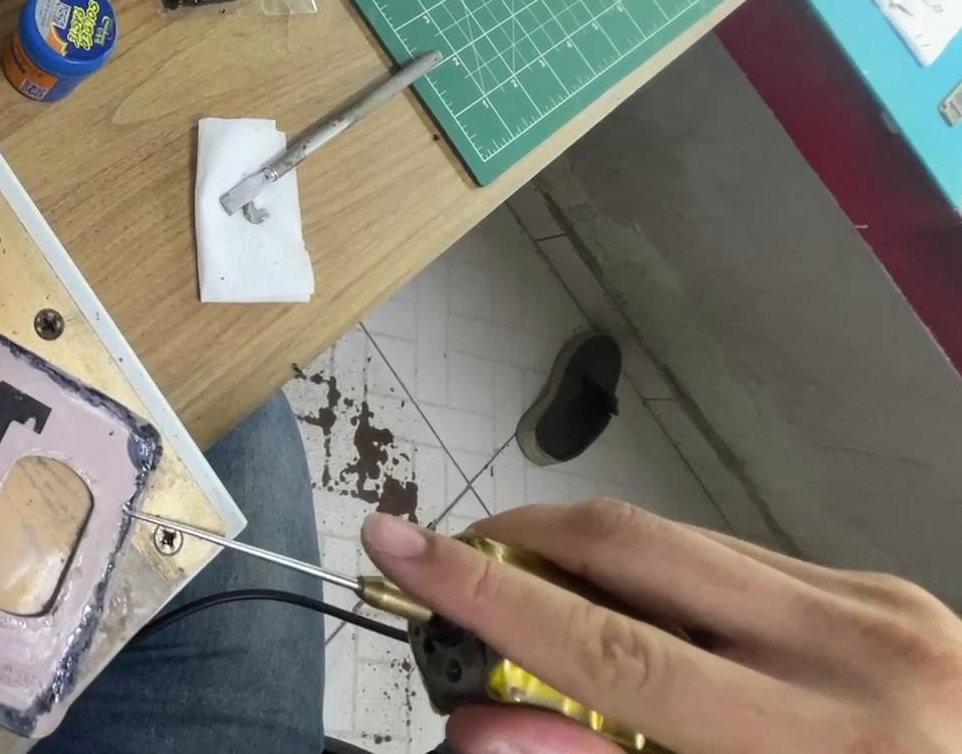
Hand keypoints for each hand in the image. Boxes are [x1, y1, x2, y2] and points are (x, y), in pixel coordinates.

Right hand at [360, 502, 961, 752]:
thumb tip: (475, 725)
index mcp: (837, 751)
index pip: (610, 650)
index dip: (482, 591)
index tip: (388, 538)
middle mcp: (863, 655)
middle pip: (621, 545)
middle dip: (511, 542)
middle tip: (453, 566)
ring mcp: (875, 603)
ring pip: (654, 531)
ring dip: (567, 553)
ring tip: (538, 599)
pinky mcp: (869, 583)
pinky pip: (702, 544)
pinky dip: (635, 568)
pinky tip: (635, 615)